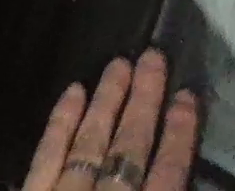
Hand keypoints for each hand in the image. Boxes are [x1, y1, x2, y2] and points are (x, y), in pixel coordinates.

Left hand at [21, 51, 198, 190]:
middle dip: (143, 102)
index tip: (188, 97)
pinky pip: (46, 157)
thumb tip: (173, 163)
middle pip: (129, 149)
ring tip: (120, 63)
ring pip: (90, 143)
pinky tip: (73, 90)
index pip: (168, 177)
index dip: (179, 136)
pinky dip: (60, 124)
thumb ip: (165, 190)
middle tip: (154, 57)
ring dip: (107, 101)